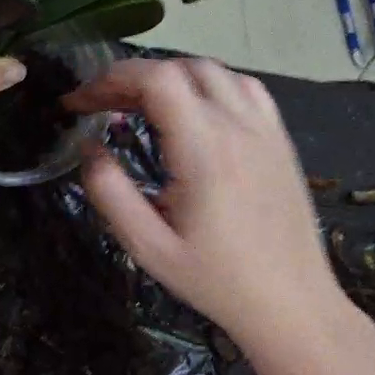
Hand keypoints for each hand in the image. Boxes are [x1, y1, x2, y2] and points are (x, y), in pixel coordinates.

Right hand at [67, 59, 345, 354]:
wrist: (295, 307)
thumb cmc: (216, 280)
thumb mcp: (147, 246)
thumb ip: (109, 192)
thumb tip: (88, 147)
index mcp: (205, 151)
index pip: (156, 80)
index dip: (109, 80)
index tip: (79, 104)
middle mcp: (239, 129)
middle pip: (180, 68)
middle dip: (130, 77)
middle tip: (101, 105)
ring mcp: (265, 131)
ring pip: (212, 71)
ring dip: (168, 76)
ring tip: (139, 104)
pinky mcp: (279, 141)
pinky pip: (244, 88)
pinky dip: (207, 85)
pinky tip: (190, 110)